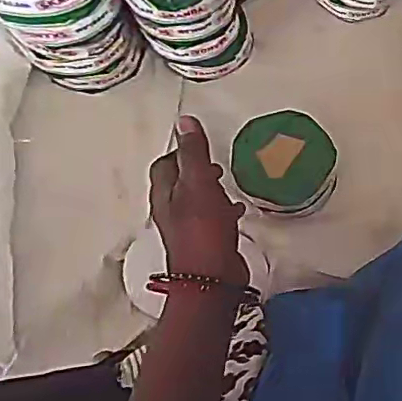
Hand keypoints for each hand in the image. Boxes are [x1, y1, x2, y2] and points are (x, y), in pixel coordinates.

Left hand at [149, 115, 249, 286]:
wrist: (212, 279)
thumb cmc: (204, 230)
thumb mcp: (199, 185)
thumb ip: (193, 154)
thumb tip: (184, 121)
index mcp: (165, 194)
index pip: (165, 164)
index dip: (180, 151)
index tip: (201, 144)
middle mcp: (171, 210)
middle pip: (178, 182)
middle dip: (195, 169)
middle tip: (214, 163)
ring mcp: (187, 227)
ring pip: (196, 200)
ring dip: (209, 189)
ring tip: (227, 182)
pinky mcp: (205, 240)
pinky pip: (211, 217)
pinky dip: (222, 208)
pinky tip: (237, 209)